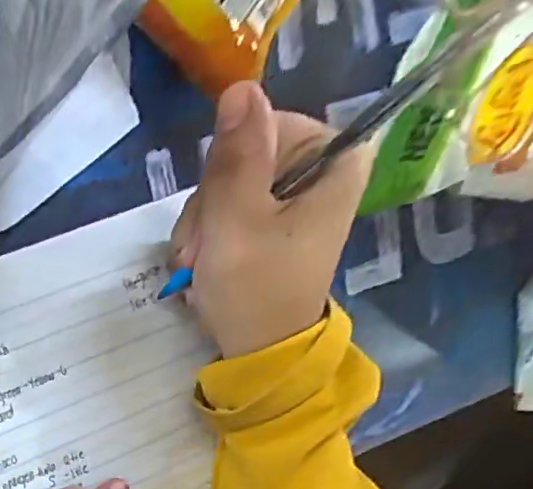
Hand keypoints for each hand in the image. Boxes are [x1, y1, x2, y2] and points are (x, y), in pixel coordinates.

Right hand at [170, 81, 373, 357]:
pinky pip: (225, 215)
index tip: (219, 212)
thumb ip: (235, 159)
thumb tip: (238, 89)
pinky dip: (205, 243)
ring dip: (199, 231)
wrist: (259, 354)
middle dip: (208, 209)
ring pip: (225, 190)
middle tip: (202, 251)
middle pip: (241, 160)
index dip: (228, 168)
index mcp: (333, 161)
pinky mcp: (271, 227)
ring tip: (199, 268)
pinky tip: (202, 270)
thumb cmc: (255, 291)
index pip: (264, 127)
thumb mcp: (236, 223)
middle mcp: (320, 173)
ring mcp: (293, 202)